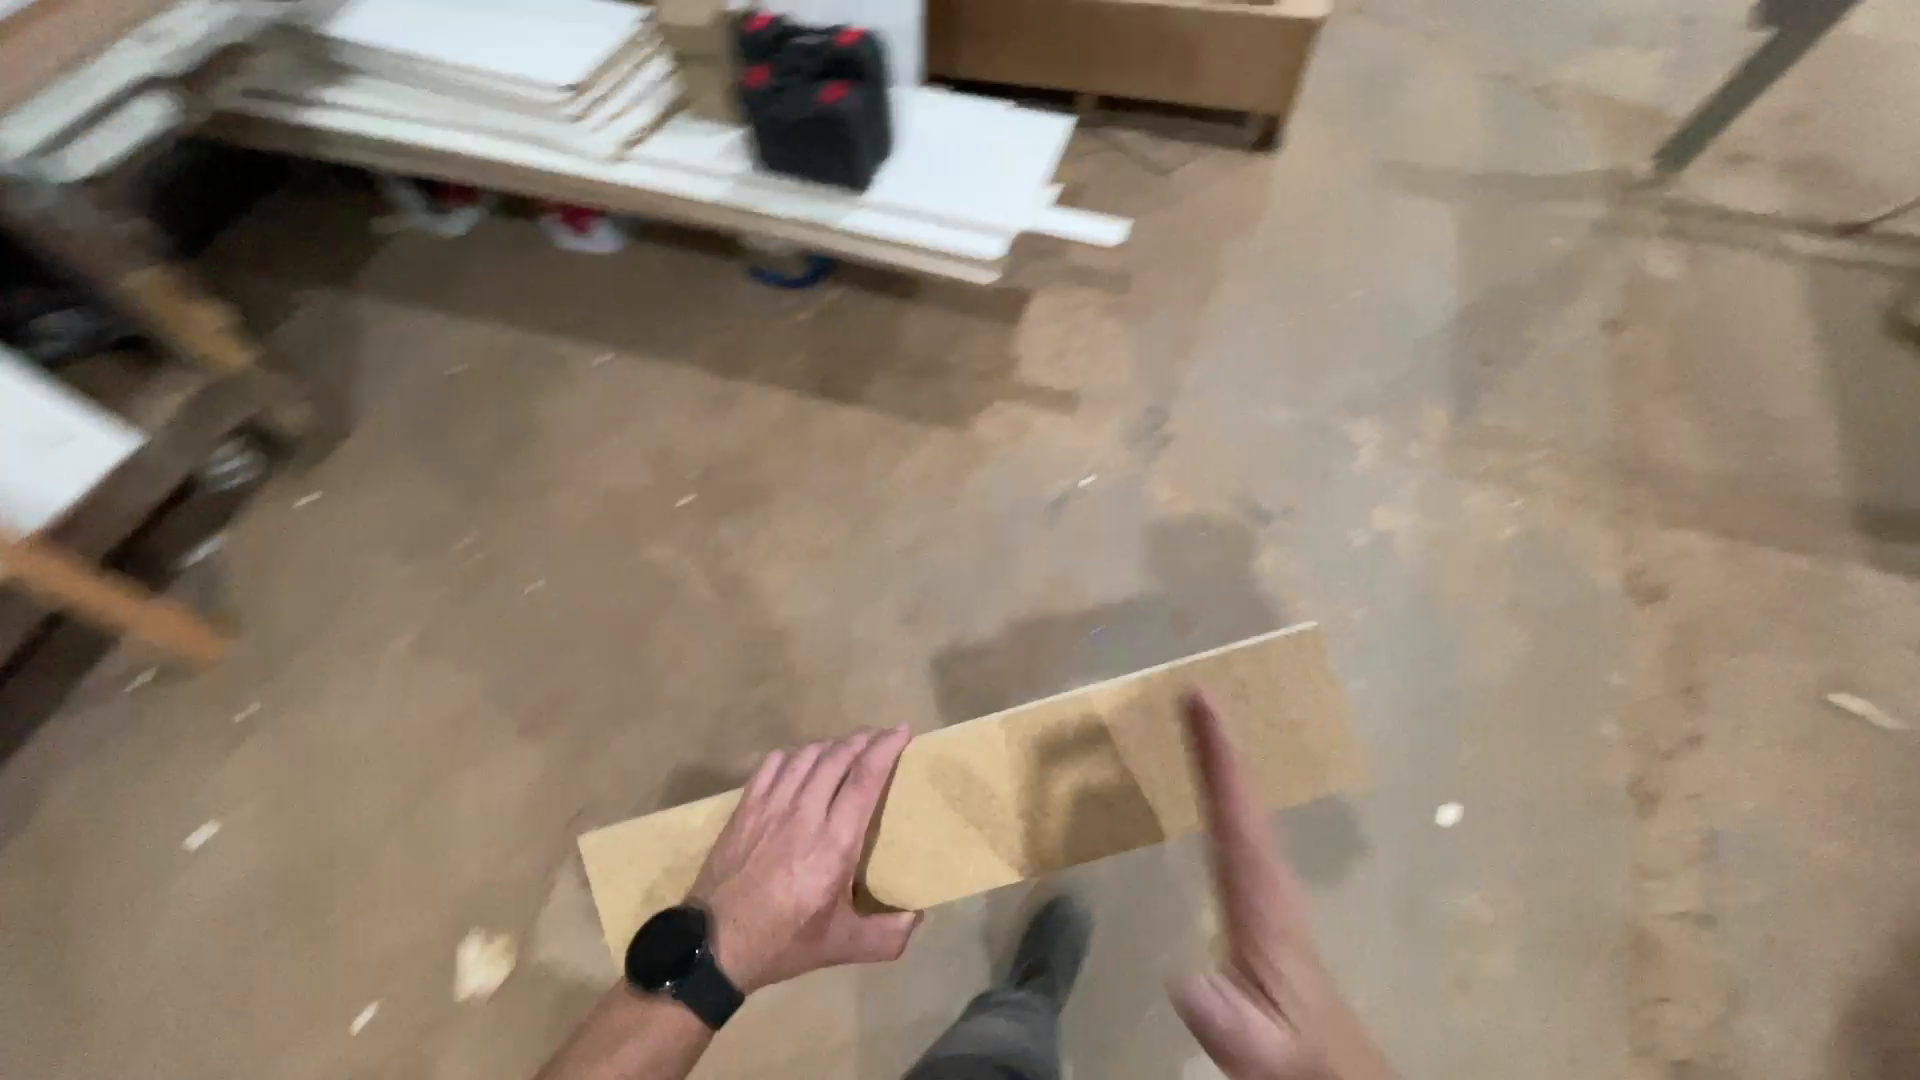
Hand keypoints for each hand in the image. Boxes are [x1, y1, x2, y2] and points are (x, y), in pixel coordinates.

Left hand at [687, 726, 920, 993]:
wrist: (713, 947)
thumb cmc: (782, 943)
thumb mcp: (842, 947)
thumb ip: (888, 935)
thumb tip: (918, 916)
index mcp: (834, 844)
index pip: (865, 778)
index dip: (886, 748)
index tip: (902, 732)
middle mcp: (804, 814)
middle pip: (838, 756)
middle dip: (864, 739)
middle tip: (881, 737)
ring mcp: (770, 807)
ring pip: (807, 755)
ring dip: (833, 744)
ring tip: (847, 748)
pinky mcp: (746, 807)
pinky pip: (774, 763)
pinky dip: (796, 754)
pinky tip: (803, 761)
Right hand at [1170, 692, 1395, 1079]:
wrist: (1331, 1070)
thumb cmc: (1292, 1054)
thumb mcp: (1260, 1051)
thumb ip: (1232, 1024)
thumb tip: (1184, 980)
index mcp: (1261, 898)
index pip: (1236, 813)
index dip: (1219, 756)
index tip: (1201, 700)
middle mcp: (1269, 877)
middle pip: (1243, 796)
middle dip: (1221, 743)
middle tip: (1196, 692)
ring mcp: (1270, 886)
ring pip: (1247, 807)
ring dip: (1226, 761)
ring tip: (1202, 721)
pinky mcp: (1265, 897)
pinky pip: (1241, 826)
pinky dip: (1228, 792)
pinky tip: (1216, 789)